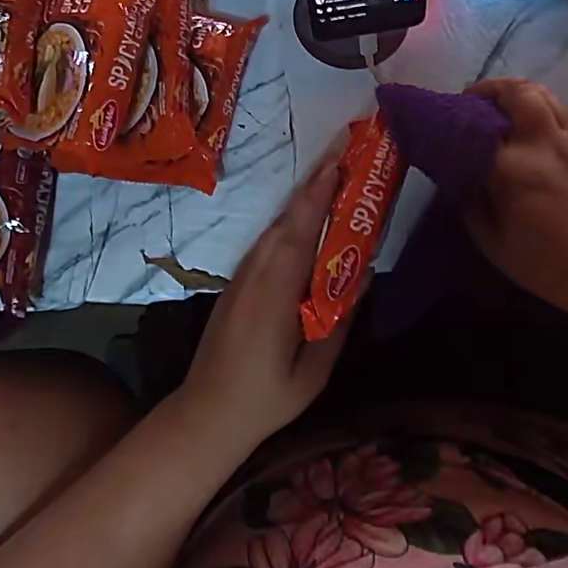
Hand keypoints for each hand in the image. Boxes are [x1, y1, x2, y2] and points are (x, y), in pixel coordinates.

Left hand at [177, 150, 358, 450]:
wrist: (205, 414)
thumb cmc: (265, 399)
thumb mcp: (313, 372)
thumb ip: (337, 321)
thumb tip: (361, 274)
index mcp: (273, 296)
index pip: (298, 234)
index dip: (317, 196)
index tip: (338, 162)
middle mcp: (253, 277)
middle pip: (285, 222)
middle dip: (314, 186)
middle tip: (344, 153)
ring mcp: (240, 279)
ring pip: (273, 230)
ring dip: (301, 202)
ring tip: (332, 176)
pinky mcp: (235, 286)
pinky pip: (265, 245)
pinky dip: (288, 224)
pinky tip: (306, 220)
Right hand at [462, 79, 567, 313]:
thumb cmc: (545, 264)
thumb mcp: (491, 241)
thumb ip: (469, 202)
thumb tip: (454, 177)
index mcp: (512, 169)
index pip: (472, 129)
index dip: (448, 121)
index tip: (431, 122)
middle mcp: (541, 145)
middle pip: (518, 93)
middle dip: (489, 89)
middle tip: (469, 102)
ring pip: (543, 95)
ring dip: (516, 92)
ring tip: (497, 106)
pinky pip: (557, 113)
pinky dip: (535, 107)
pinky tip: (523, 127)